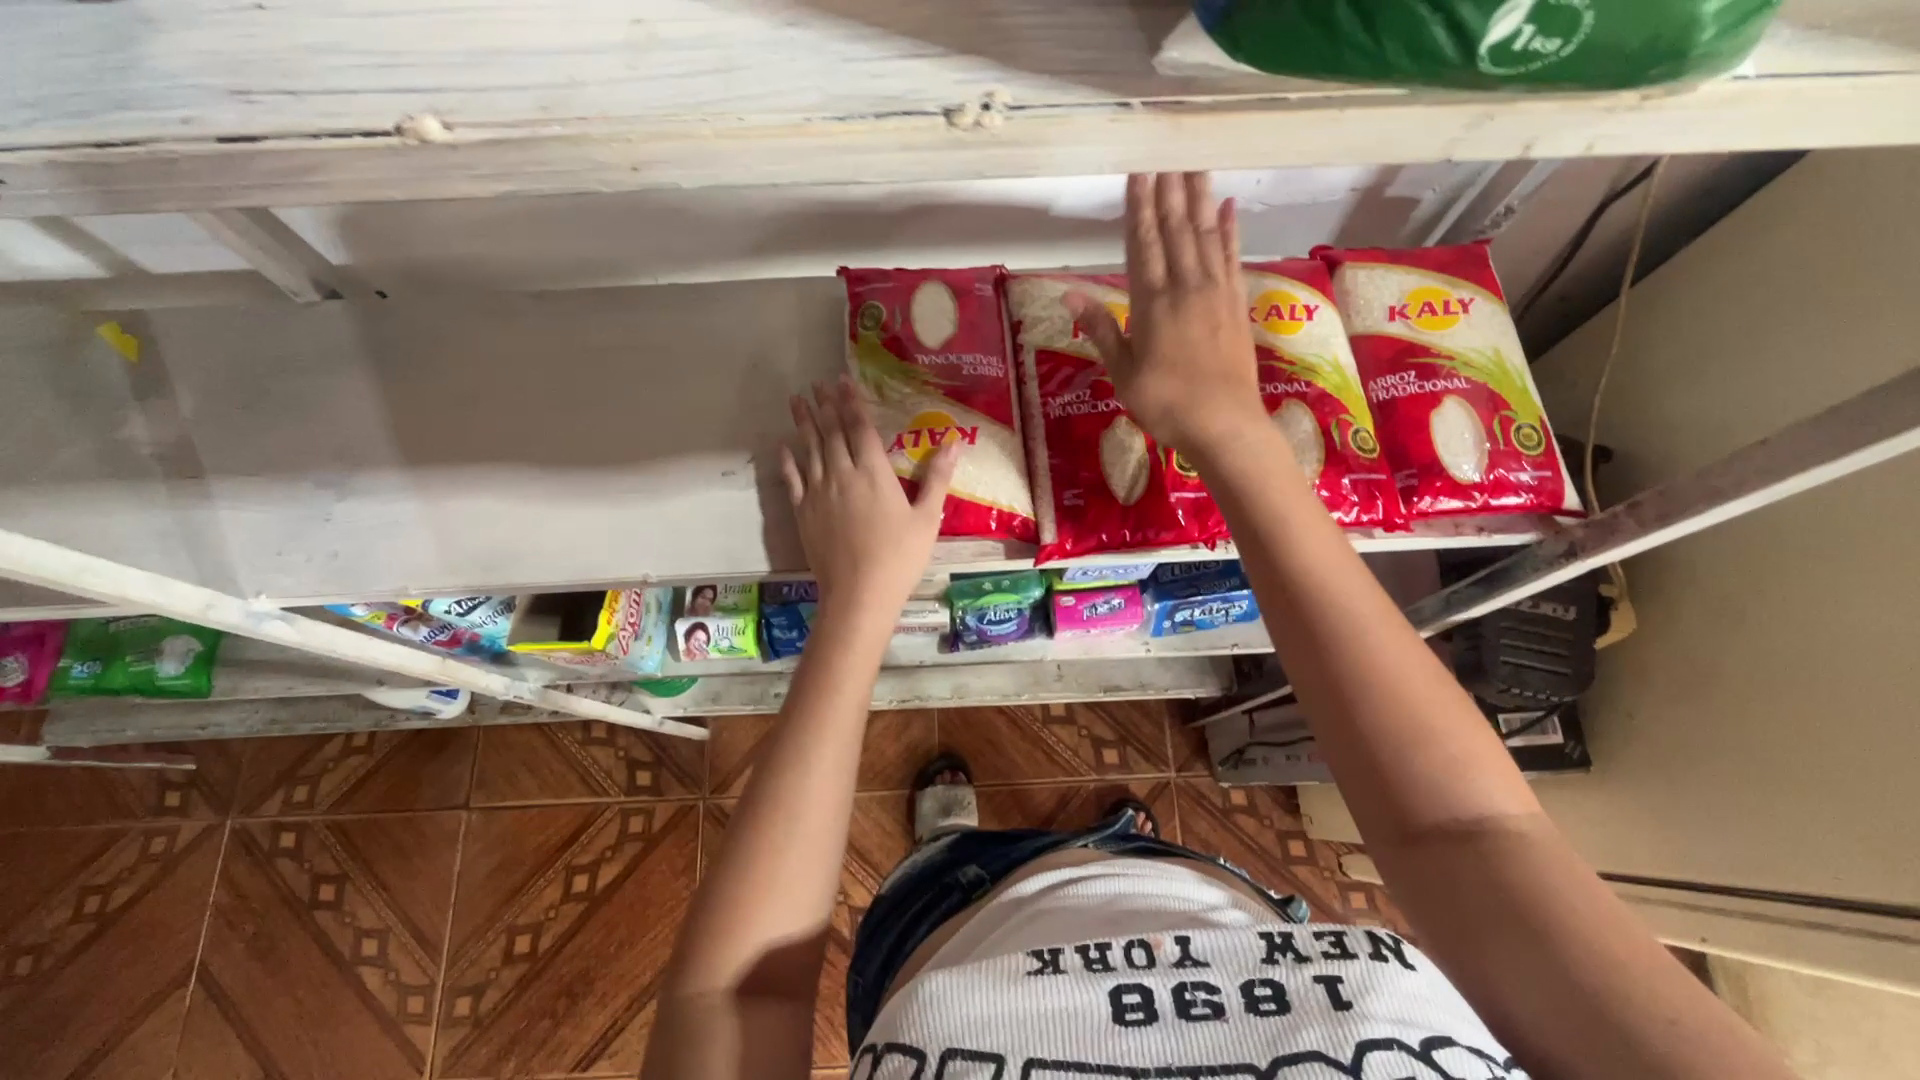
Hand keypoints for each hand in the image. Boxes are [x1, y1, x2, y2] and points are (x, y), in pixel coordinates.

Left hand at [781, 376, 956, 617]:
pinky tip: (783, 446)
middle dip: (825, 405)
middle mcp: (842, 474)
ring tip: (797, 400)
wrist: (859, 594)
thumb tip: (953, 444)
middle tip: (817, 383)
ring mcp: (818, 493)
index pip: (860, 427)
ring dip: (804, 422)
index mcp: (874, 472)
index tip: (842, 380)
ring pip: (810, 449)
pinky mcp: (804, 513)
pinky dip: (788, 460)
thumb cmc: (900, 557)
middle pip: (832, 432)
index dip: (852, 401)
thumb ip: (936, 478)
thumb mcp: (927, 518)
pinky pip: (792, 480)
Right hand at [1065, 173, 1268, 458]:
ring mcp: (1215, 293)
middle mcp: (1185, 287)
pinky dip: (1230, 229)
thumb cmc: (1165, 404)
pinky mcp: (1236, 304)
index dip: (1139, 207)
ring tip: (1195, 163)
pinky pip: (1232, 256)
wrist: (1224, 425)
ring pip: (1205, 234)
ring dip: (1198, 198)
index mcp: (1152, 303)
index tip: (1139, 172)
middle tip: (1168, 149)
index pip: (1143, 243)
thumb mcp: (1123, 372)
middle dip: (1169, 190)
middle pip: (1176, 229)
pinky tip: (1228, 205)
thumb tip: (1069, 293)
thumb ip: (1101, 329)